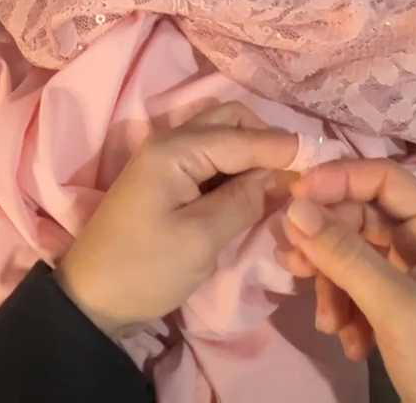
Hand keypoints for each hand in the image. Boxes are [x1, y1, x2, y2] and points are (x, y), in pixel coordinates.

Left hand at [56, 102, 301, 338]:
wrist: (91, 295)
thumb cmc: (145, 267)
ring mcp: (167, 155)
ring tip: (285, 182)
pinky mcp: (168, 175)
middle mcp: (171, 139)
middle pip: (231, 120)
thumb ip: (244, 201)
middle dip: (267, 140)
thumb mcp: (201, 239)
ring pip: (223, 135)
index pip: (242, 137)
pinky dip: (237, 164)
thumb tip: (280, 176)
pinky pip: (211, 155)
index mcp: (176, 149)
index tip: (325, 160)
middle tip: (301, 174)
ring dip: (253, 150)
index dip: (283, 148)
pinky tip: (256, 188)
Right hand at [279, 161, 415, 402]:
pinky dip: (347, 309)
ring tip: (324, 320)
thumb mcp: (398, 310)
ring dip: (333, 282)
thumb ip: (345, 255)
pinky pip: (362, 290)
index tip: (294, 196)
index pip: (384, 178)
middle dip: (326, 241)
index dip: (339, 178)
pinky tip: (347, 340)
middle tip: (292, 263)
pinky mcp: (407, 312)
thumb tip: (293, 205)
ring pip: (357, 255)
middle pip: (363, 217)